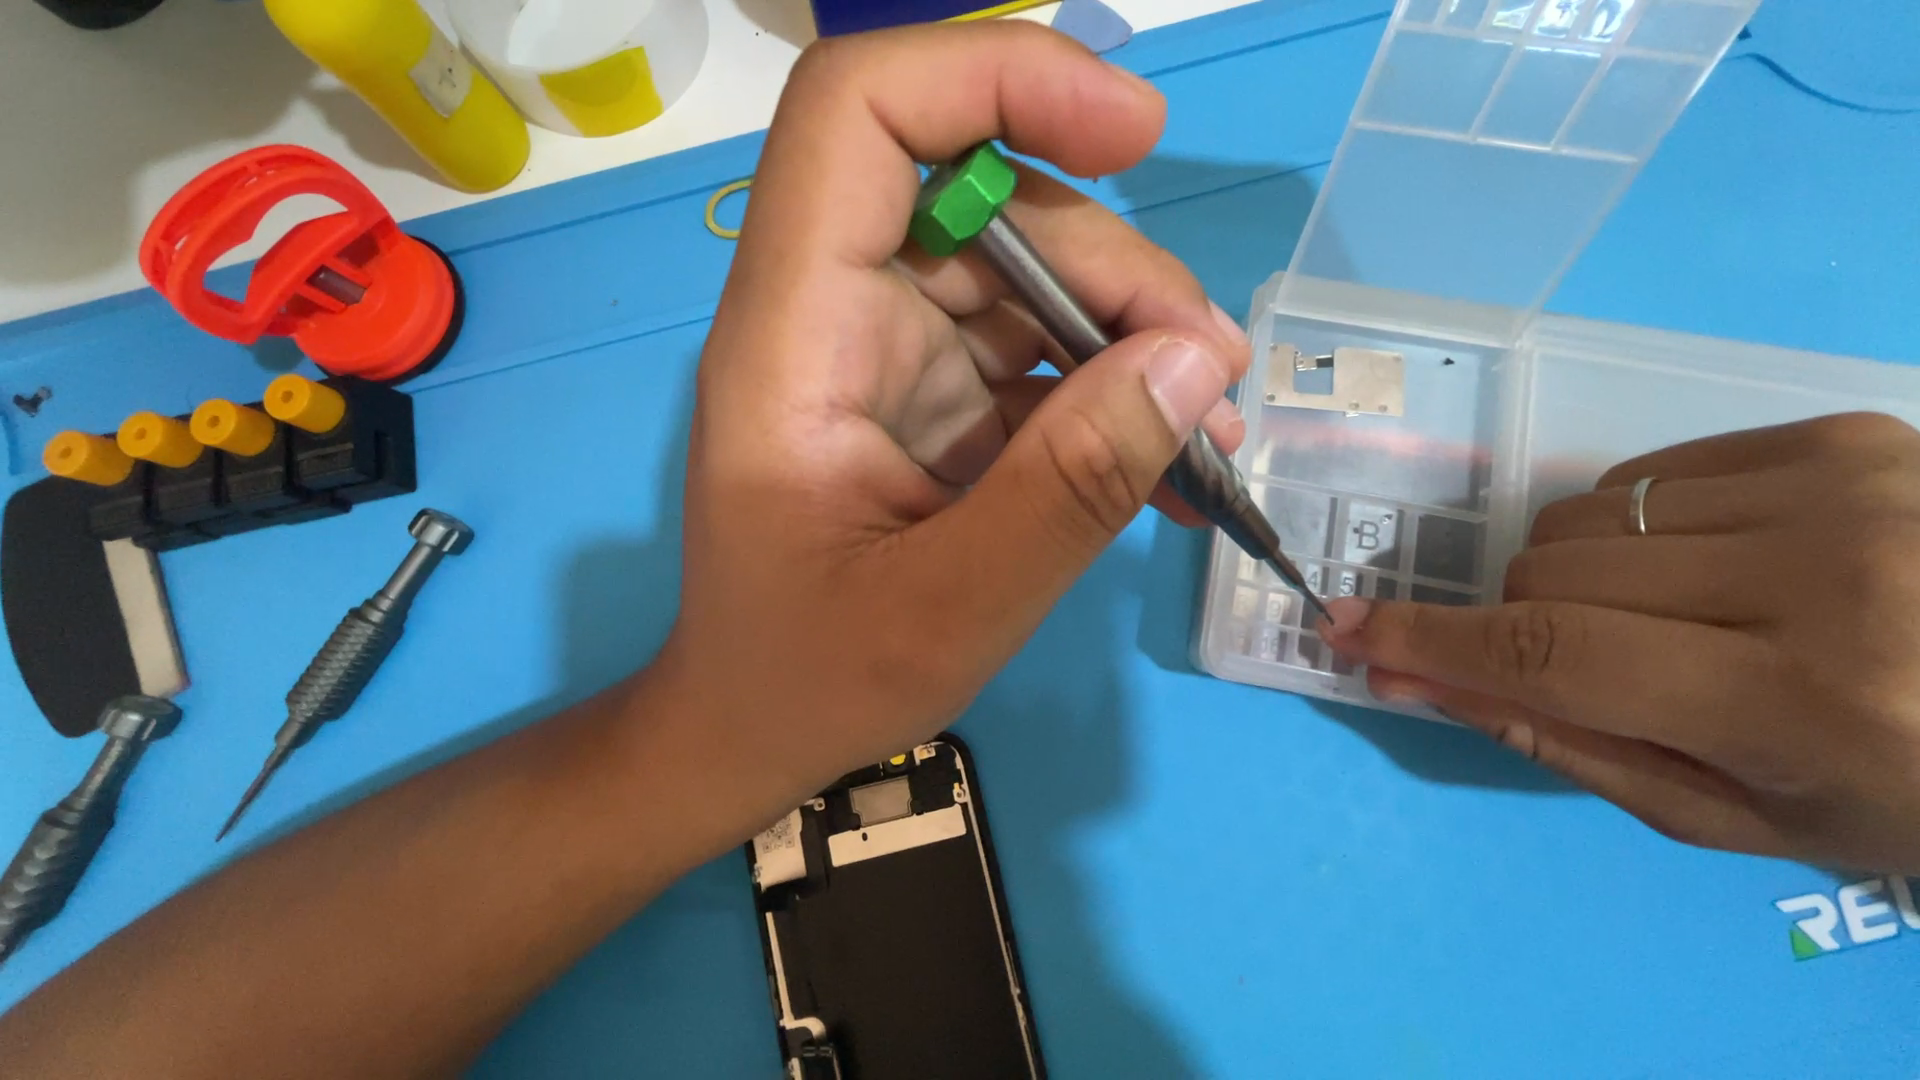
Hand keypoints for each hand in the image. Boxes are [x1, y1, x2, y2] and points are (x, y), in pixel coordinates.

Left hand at [653, 23, 1249, 837]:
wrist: (751, 728)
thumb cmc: (811, 679)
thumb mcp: (948, 610)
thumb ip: (1068, 490)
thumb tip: (1190, 366)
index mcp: (797, 339)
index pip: (860, 118)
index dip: (993, 76)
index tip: (1131, 132)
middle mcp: (838, 319)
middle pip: (984, 204)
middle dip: (1114, 271)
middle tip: (1207, 377)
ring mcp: (889, 359)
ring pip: (1028, 279)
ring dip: (1131, 339)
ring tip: (1206, 437)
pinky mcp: (931, 405)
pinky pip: (1035, 359)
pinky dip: (1109, 399)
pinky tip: (1170, 468)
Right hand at [1321, 413, 1919, 873]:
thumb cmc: (1893, 787)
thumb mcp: (1725, 807)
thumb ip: (1554, 737)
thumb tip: (1405, 675)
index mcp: (1808, 702)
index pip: (1555, 656)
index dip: (1433, 641)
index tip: (1348, 629)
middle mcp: (1830, 578)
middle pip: (1548, 577)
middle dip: (1530, 623)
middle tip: (1602, 659)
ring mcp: (1842, 490)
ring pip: (1577, 520)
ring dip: (1579, 573)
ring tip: (1674, 609)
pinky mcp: (1842, 436)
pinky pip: (1638, 475)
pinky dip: (1637, 526)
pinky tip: (1720, 559)